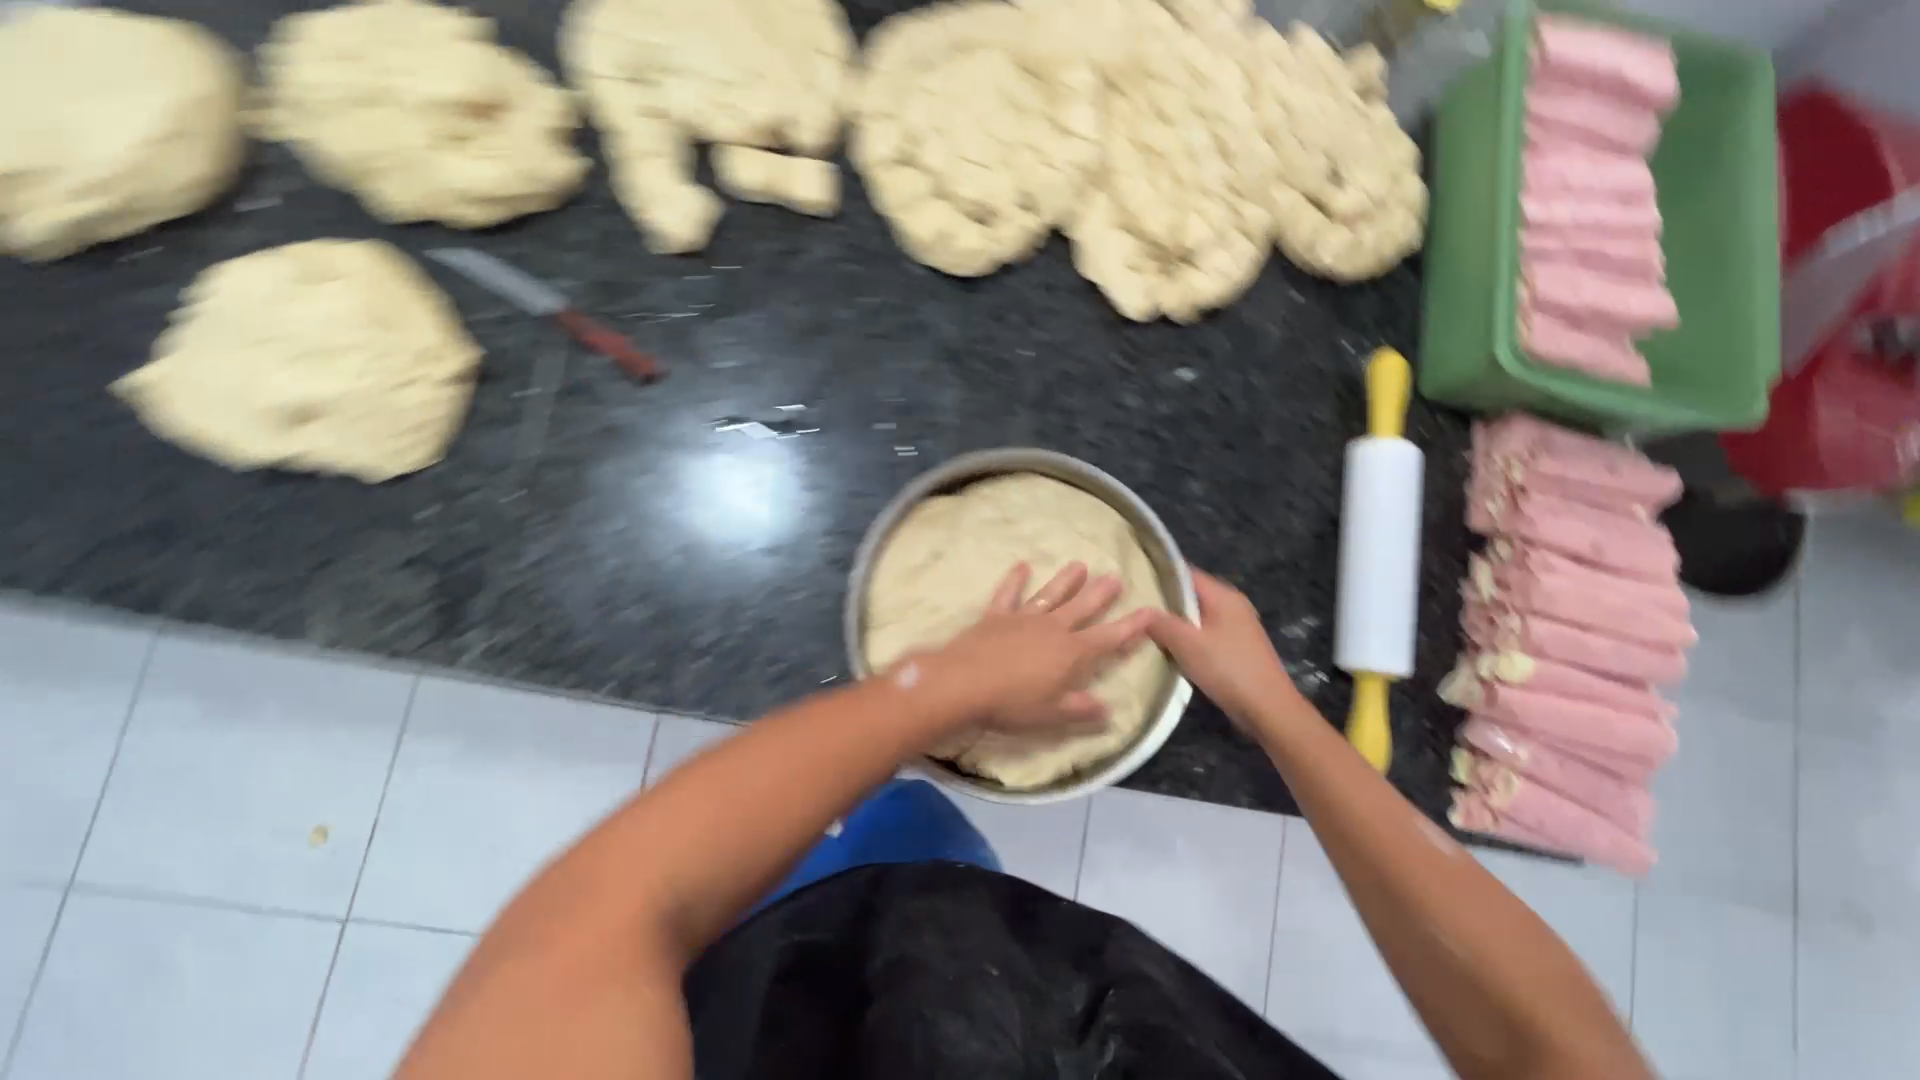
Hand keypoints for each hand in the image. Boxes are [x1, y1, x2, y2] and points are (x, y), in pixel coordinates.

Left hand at [920, 561, 1154, 734]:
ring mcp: (1023, 619)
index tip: (1151, 611)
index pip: (1108, 638)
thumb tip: (1109, 709)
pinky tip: (1022, 566)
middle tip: (1116, 576)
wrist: (963, 683)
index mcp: (1071, 654)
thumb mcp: (1052, 715)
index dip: (1131, 626)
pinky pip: (1008, 594)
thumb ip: (1081, 709)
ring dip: (1066, 580)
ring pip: (1051, 595)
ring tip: (1080, 565)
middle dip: (1101, 594)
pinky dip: (1015, 580)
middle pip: (1082, 608)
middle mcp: (1052, 629)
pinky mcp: (995, 616)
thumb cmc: (1011, 704)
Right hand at [1147, 566, 1302, 731]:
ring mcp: (1237, 627)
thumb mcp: (1186, 643)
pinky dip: (1187, 639)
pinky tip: (1169, 650)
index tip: (1131, 583)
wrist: (1267, 708)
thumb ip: (1160, 623)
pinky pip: (1205, 635)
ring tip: (1143, 630)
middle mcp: (1232, 605)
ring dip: (1174, 624)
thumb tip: (1141, 612)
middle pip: (1190, 595)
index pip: (1185, 573)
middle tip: (1132, 610)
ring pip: (1197, 617)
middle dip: (1163, 602)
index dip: (1157, 575)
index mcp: (1223, 595)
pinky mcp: (1237, 648)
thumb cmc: (1226, 668)